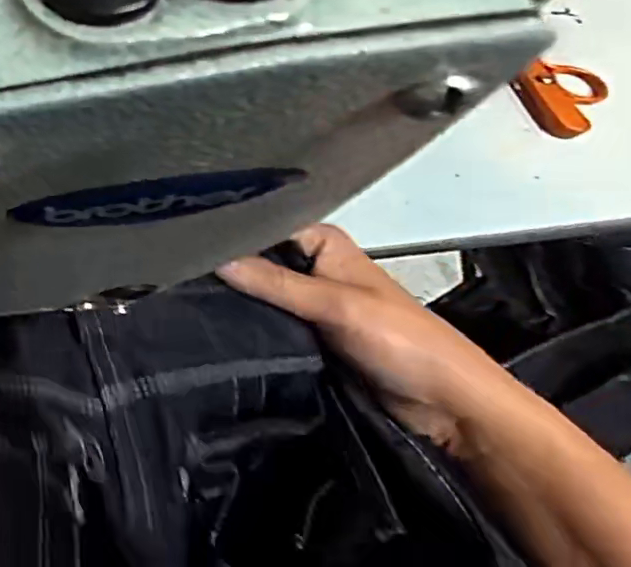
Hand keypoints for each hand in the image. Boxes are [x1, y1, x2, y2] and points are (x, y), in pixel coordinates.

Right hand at [217, 224, 520, 456]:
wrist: (448, 406)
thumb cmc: (403, 341)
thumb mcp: (335, 305)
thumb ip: (275, 283)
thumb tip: (215, 258)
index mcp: (321, 241)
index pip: (263, 223)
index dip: (229, 230)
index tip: (189, 236)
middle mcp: (312, 264)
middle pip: (257, 257)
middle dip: (228, 264)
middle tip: (181, 265)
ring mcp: (309, 300)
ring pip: (260, 291)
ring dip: (237, 295)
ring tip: (188, 290)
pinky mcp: (308, 334)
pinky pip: (269, 321)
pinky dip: (250, 321)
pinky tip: (217, 320)